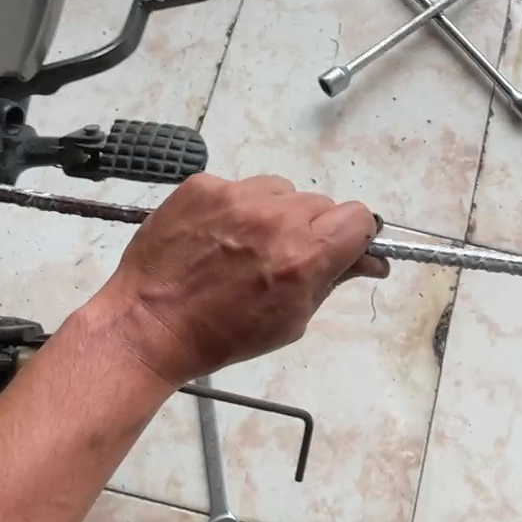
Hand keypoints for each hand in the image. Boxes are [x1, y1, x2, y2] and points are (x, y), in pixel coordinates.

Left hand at [82, 173, 386, 386]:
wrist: (149, 324)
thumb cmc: (225, 335)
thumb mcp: (292, 320)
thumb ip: (334, 279)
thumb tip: (373, 259)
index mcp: (304, 256)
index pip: (359, 217)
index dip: (353, 233)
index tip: (338, 247)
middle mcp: (275, 219)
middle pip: (321, 203)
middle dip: (311, 228)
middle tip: (282, 256)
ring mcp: (236, 197)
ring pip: (282, 190)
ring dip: (275, 212)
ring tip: (245, 244)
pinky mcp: (203, 185)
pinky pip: (240, 186)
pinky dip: (236, 207)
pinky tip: (216, 235)